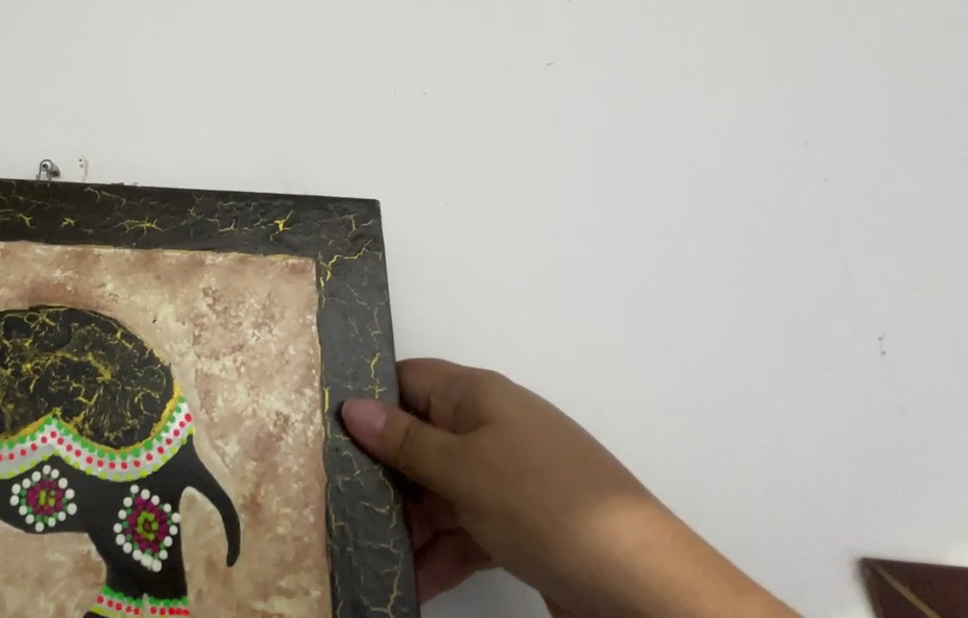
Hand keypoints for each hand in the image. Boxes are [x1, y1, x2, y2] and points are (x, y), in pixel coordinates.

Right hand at [341, 360, 793, 616]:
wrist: (646, 587)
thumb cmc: (543, 503)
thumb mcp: (462, 469)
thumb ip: (402, 441)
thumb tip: (350, 405)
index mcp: (476, 395)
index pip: (406, 380)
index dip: (366, 399)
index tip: (320, 427)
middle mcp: (489, 428)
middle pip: (417, 439)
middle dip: (379, 473)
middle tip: (332, 501)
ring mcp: (506, 479)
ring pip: (436, 489)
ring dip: (405, 522)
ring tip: (364, 551)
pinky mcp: (520, 525)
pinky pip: (464, 528)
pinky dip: (439, 553)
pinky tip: (411, 583)